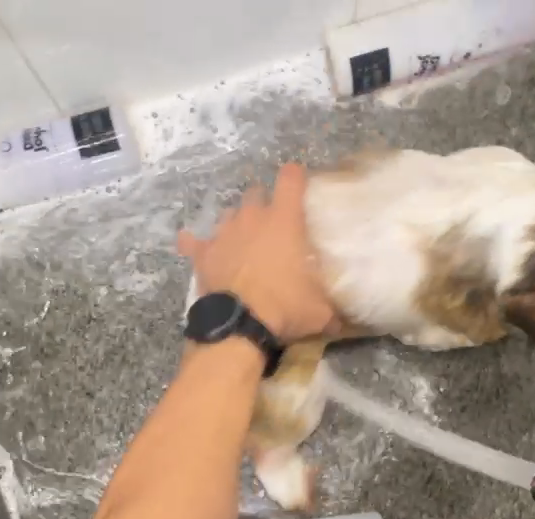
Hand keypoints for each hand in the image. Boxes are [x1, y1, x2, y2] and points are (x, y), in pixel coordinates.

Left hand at [177, 164, 339, 343]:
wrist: (240, 325)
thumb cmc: (285, 308)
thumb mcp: (319, 312)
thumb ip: (332, 309)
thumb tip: (342, 322)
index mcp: (284, 220)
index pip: (291, 178)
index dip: (295, 177)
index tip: (299, 184)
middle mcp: (252, 217)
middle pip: (256, 193)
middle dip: (263, 204)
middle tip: (271, 226)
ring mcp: (224, 233)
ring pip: (229, 214)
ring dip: (236, 224)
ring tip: (242, 242)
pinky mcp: (202, 253)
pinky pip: (192, 241)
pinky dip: (195, 243)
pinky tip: (193, 246)